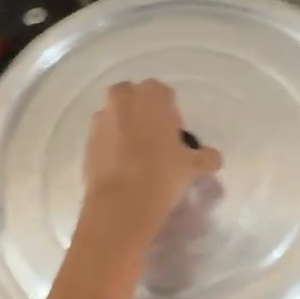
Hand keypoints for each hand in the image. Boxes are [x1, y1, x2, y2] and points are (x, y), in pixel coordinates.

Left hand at [80, 80, 222, 245]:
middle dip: (146, 119)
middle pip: (137, 103)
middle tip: (158, 148)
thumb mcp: (193, 166)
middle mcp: (122, 98)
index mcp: (151, 94)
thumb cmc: (162, 175)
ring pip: (118, 120)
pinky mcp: (86, 142)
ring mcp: (100, 119)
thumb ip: (206, 157)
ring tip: (139, 163)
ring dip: (128, 133)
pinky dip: (113, 150)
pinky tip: (124, 172)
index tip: (177, 141)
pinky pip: (105, 140)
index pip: (166, 97)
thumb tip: (213, 158)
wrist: (121, 204)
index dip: (173, 118)